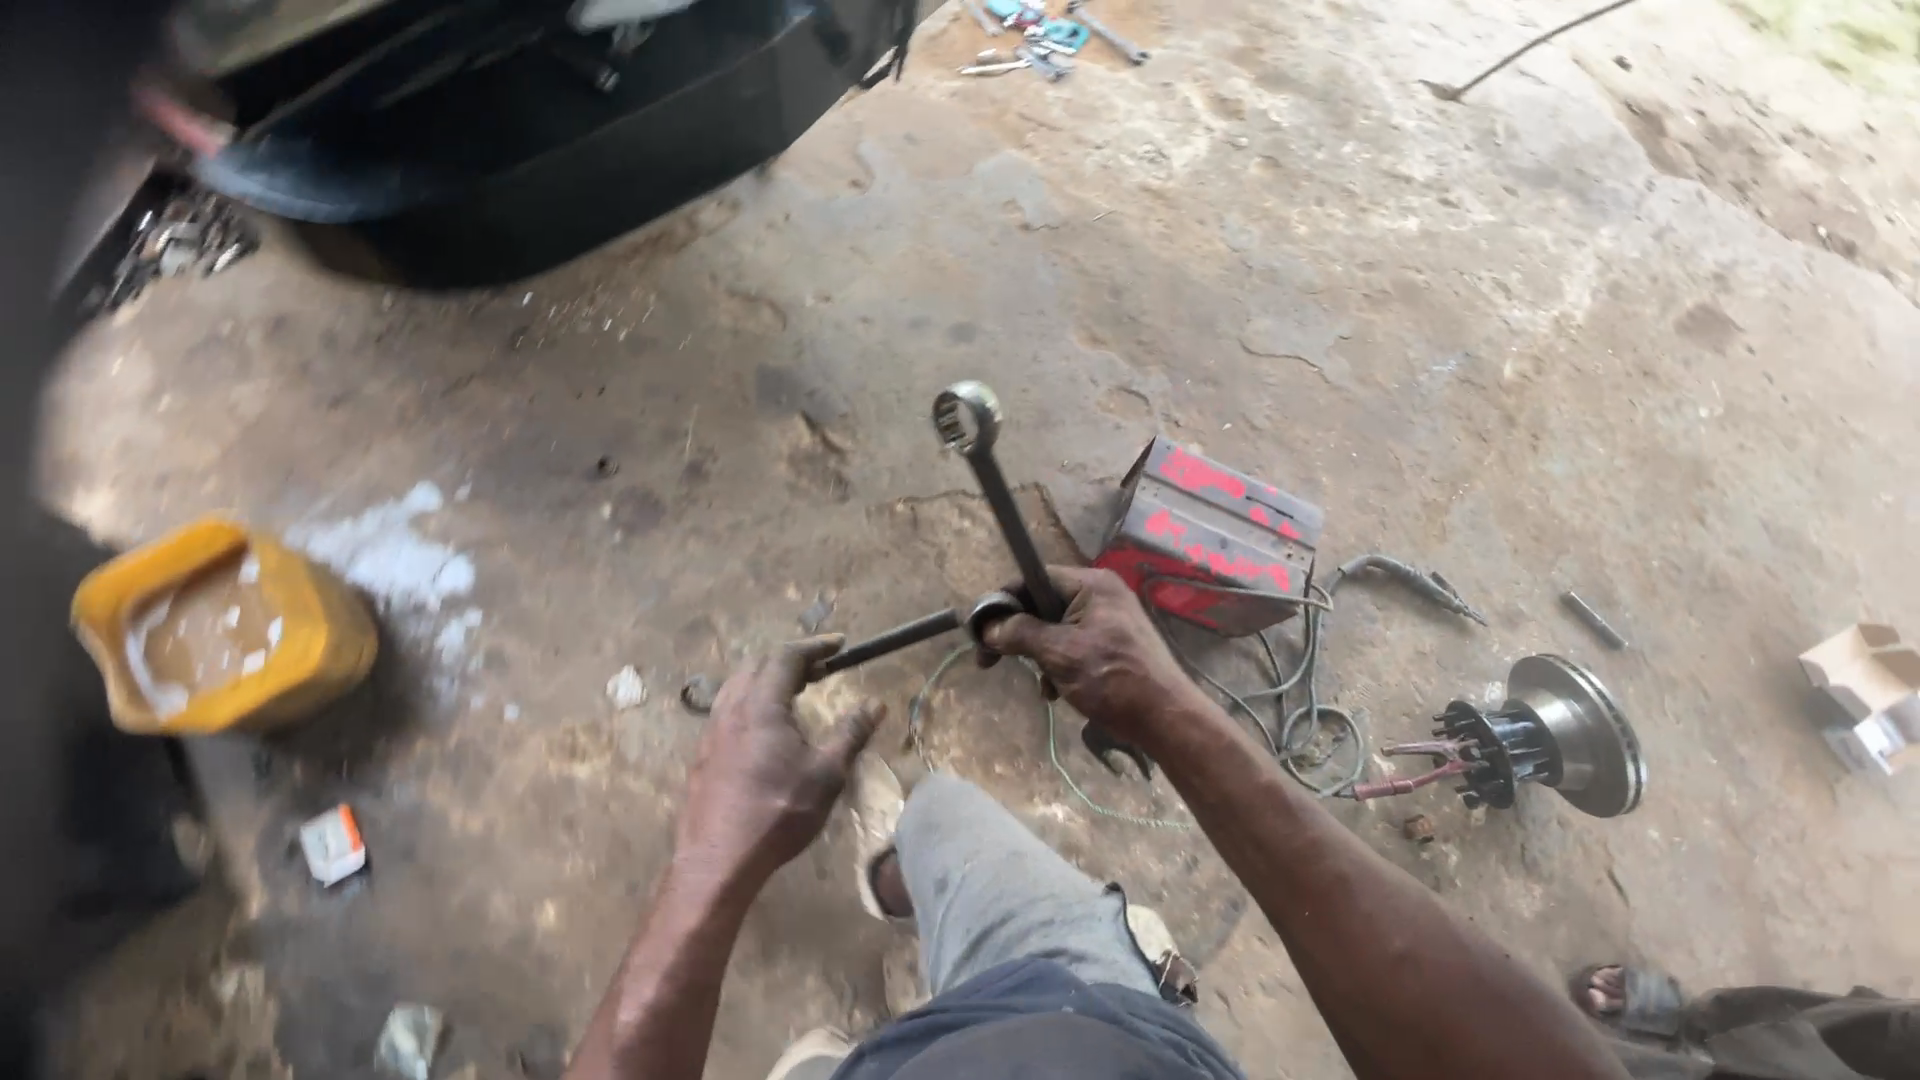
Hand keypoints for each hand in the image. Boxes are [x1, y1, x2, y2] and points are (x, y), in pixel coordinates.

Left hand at [676, 637, 883, 885]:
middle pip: (758, 664)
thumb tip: (875, 704)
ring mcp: (711, 731)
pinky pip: (728, 708)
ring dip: (769, 678)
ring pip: (738, 684)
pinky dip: (753, 699)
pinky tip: (767, 727)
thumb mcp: (827, 774)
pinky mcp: (703, 754)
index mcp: (761, 705)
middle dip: (792, 659)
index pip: (787, 656)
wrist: (718, 860)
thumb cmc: (778, 812)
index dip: (815, 646)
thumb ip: (851, 733)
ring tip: (796, 692)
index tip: (840, 645)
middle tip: (821, 669)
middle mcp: (731, 708)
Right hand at [982, 566, 1206, 747]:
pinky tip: (1056, 692)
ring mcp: (1110, 621)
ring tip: (1041, 685)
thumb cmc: (1113, 679)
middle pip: (1042, 604)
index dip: (1003, 602)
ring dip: (1039, 656)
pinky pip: (1072, 646)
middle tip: (989, 660)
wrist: (1167, 719)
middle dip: (1018, 634)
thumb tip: (987, 627)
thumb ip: (1020, 634)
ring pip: (1055, 629)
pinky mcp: (1114, 646)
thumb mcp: (1060, 654)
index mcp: (1092, 585)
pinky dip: (1058, 666)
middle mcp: (1101, 595)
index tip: (980, 630)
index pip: (1034, 578)